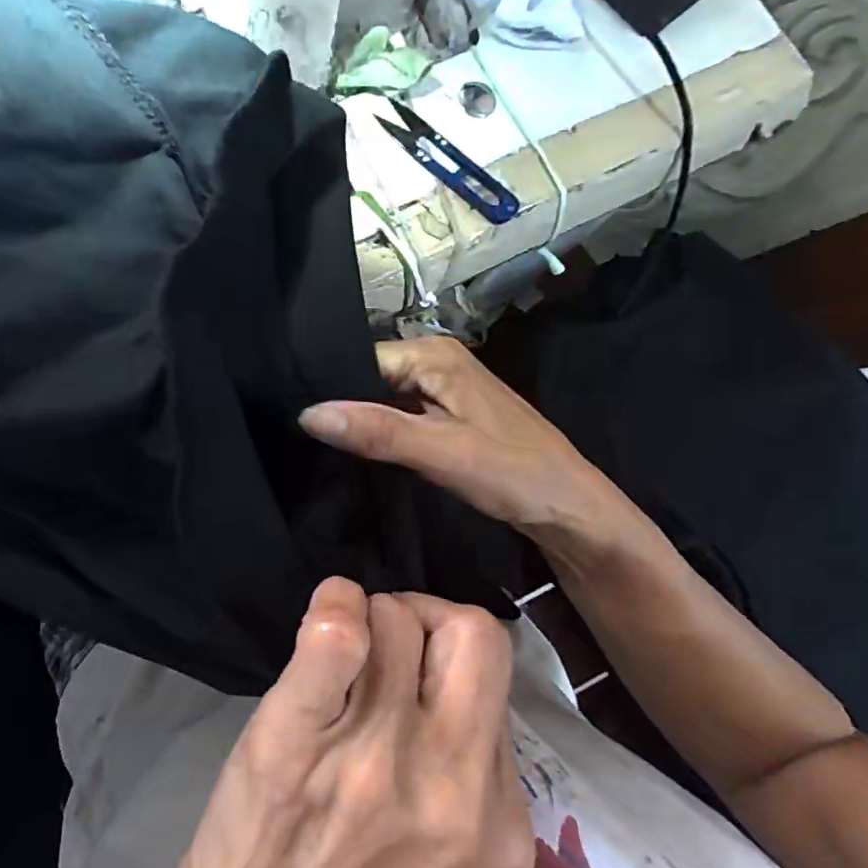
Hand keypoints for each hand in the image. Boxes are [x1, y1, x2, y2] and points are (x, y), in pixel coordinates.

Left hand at [178, 577, 533, 867]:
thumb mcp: (450, 856)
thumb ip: (467, 770)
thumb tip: (445, 671)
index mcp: (496, 819)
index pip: (495, 671)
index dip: (448, 650)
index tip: (413, 669)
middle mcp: (448, 784)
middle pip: (471, 633)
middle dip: (426, 617)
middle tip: (382, 649)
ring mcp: (369, 761)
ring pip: (395, 619)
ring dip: (367, 619)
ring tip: (338, 660)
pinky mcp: (289, 744)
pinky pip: (330, 650)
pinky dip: (333, 613)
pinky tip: (330, 611)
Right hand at [298, 336, 650, 553]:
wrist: (574, 513)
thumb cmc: (516, 476)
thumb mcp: (442, 453)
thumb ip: (377, 431)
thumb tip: (307, 414)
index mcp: (432, 354)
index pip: (357, 359)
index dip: (327, 388)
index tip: (294, 421)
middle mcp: (434, 359)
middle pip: (365, 376)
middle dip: (339, 405)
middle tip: (302, 437)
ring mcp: (441, 386)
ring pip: (378, 396)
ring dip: (357, 420)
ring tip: (319, 444)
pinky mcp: (443, 412)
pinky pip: (395, 412)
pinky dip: (376, 430)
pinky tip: (356, 450)